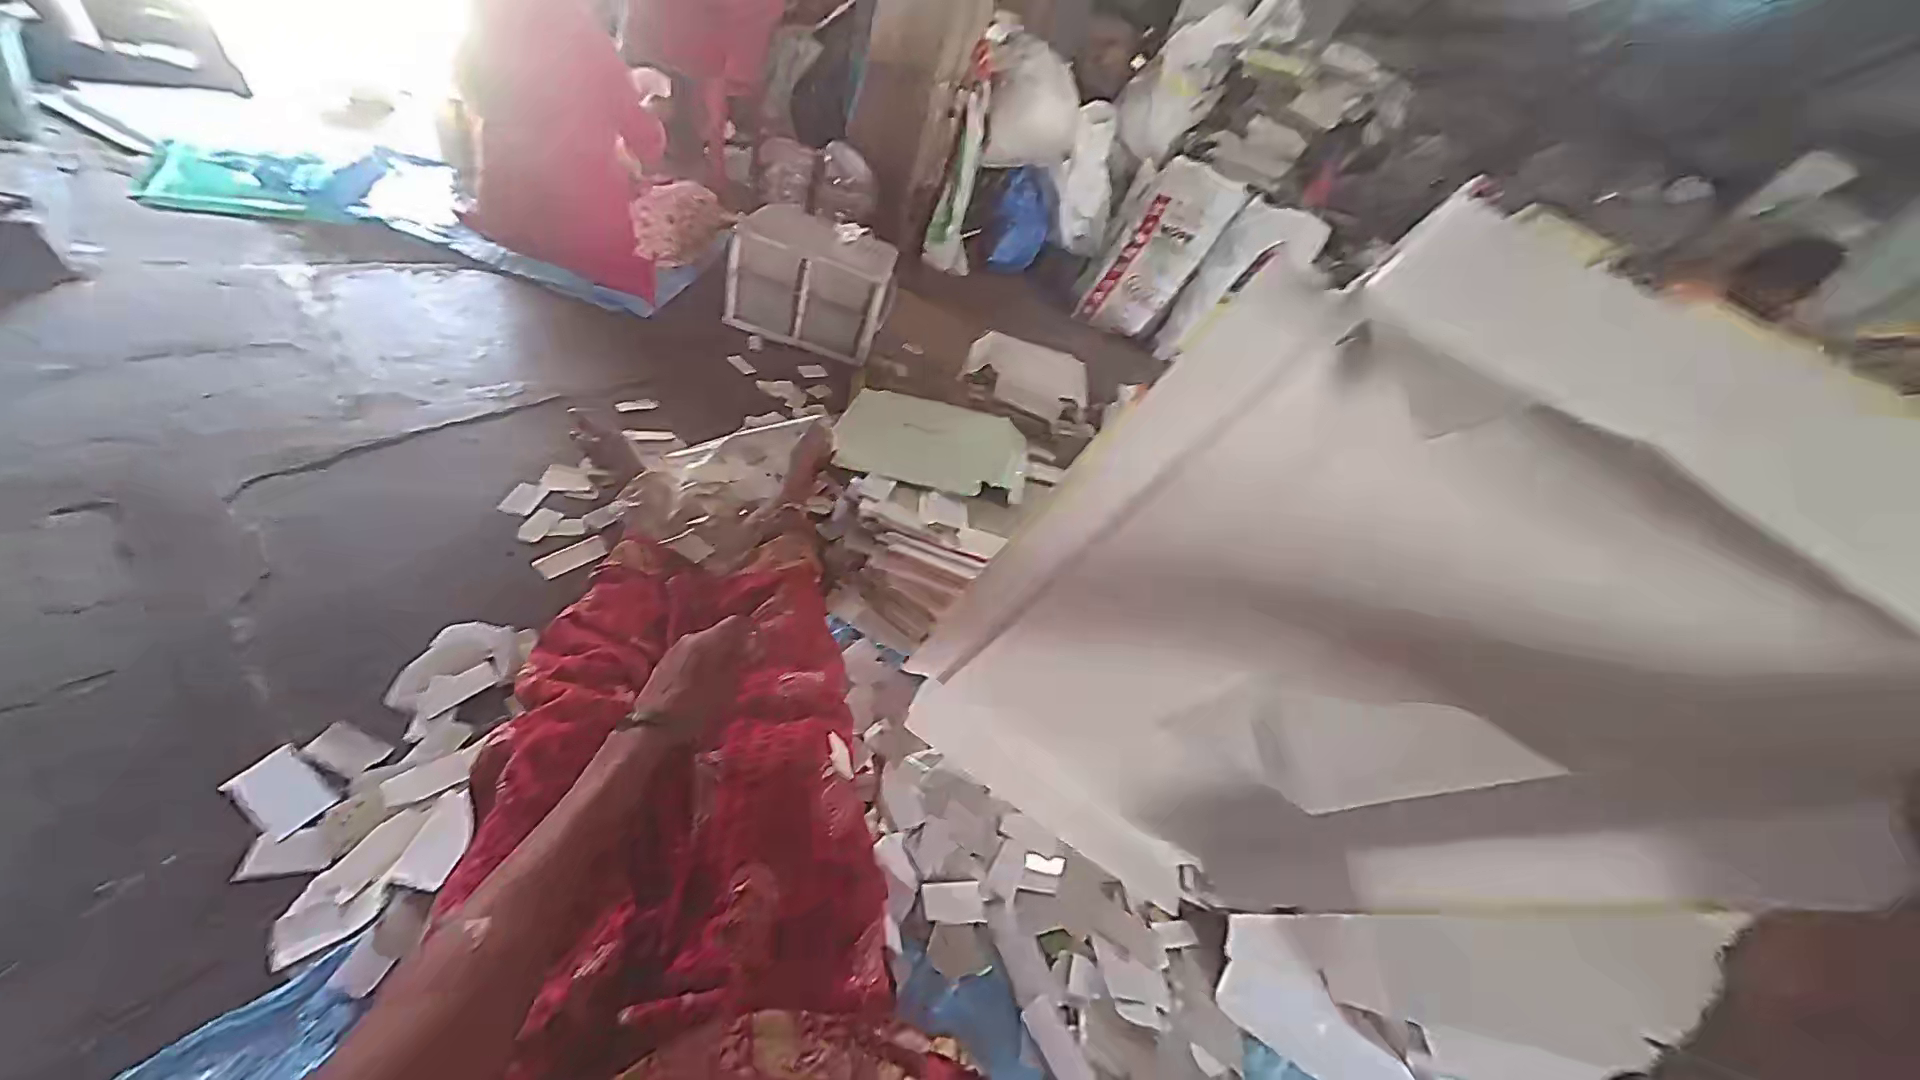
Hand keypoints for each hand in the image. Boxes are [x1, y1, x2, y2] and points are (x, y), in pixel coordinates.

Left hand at [624, 615, 746, 744]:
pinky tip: (702, 683)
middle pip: (721, 632)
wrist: (653, 729)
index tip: (760, 650)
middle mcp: (691, 638)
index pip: (738, 622)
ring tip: (724, 677)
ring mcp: (674, 650)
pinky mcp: (663, 663)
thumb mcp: (729, 689)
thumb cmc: (697, 709)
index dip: (753, 633)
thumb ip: (742, 663)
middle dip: (735, 646)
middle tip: (745, 666)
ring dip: (718, 655)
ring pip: (705, 644)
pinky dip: (701, 663)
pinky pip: (691, 655)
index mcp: (709, 640)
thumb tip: (752, 646)